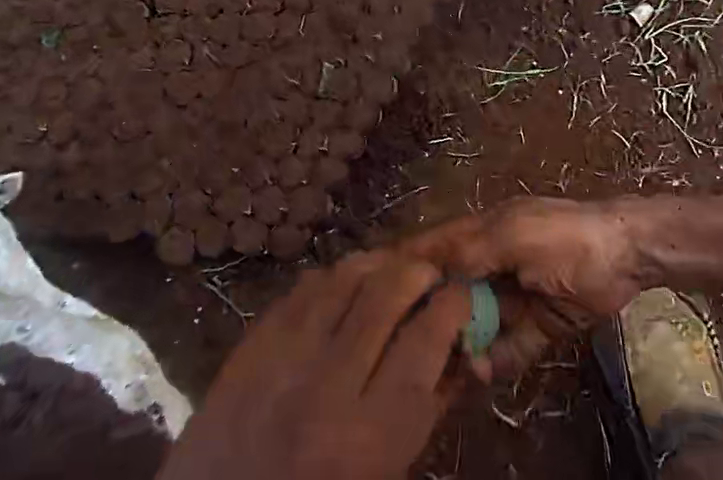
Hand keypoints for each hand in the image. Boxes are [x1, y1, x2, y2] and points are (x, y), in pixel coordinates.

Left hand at [157, 252, 470, 479]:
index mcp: (368, 436)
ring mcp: (284, 356)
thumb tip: (468, 351)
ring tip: (394, 269)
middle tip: (431, 275)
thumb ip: (427, 408)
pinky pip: (306, 286)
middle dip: (419, 272)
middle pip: (386, 296)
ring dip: (379, 264)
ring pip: (344, 278)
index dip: (452, 307)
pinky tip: (348, 284)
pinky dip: (336, 276)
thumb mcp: (387, 472)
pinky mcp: (254, 341)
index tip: (462, 296)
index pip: (424, 343)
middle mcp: (327, 385)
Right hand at [400, 198, 653, 376]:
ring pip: (477, 324)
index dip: (404, 266)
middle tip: (404, 345)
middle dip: (430, 316)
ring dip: (461, 343)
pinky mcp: (539, 324)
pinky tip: (480, 374)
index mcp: (480, 233)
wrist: (626, 253)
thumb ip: (471, 251)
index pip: (433, 249)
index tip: (371, 290)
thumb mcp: (511, 235)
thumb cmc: (562, 234)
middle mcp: (491, 264)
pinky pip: (509, 347)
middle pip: (451, 292)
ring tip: (445, 367)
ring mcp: (515, 296)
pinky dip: (495, 361)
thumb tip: (431, 271)